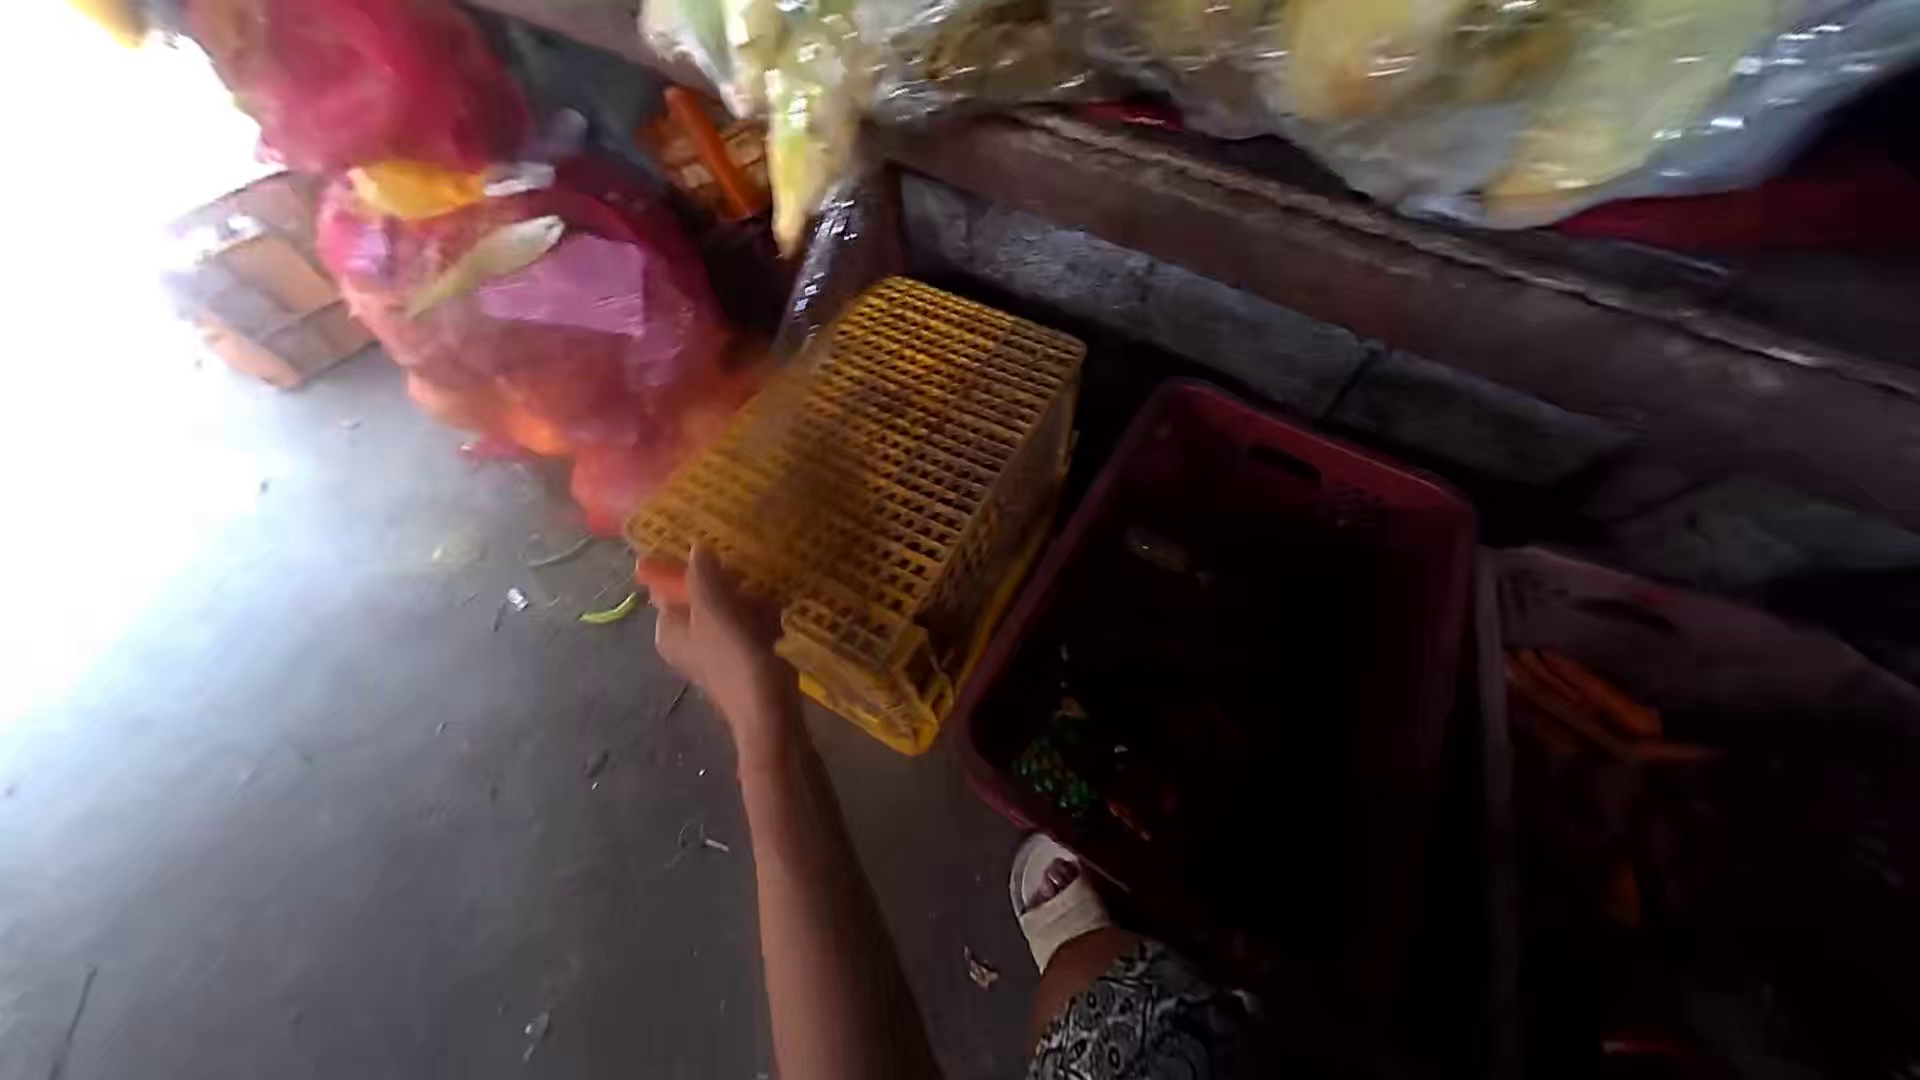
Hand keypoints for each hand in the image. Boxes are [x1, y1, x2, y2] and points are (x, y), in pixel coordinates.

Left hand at [640, 547, 795, 769]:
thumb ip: (702, 576)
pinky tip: (776, 622)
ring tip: (767, 603)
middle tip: (749, 579)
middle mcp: (688, 639)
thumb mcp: (713, 610)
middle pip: (705, 597)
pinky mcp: (743, 658)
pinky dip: (763, 620)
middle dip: (730, 586)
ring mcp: (717, 650)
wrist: (768, 709)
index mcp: (670, 630)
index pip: (671, 588)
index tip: (720, 556)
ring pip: (732, 610)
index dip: (693, 570)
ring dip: (751, 602)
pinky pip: (750, 627)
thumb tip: (696, 547)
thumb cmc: (734, 658)